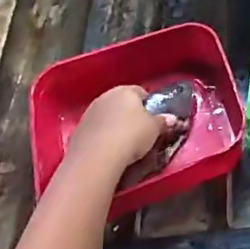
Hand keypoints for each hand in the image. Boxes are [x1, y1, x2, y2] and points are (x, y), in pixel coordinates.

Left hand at [65, 85, 179, 178]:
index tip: (153, 120)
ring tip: (122, 144)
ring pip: (107, 116)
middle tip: (139, 131)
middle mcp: (105, 96)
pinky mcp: (78, 130)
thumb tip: (171, 119)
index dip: (149, 105)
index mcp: (125, 91)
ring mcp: (89, 112)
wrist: (96, 158)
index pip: (141, 92)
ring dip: (114, 125)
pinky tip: (107, 150)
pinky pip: (95, 130)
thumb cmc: (131, 136)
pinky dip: (101, 137)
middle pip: (122, 103)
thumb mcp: (155, 129)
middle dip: (130, 114)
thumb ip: (164, 121)